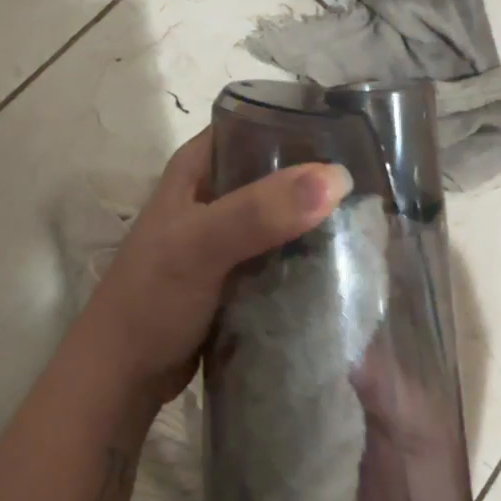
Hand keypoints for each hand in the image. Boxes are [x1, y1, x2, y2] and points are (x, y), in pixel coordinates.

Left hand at [77, 130, 352, 399]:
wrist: (123, 377)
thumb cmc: (151, 299)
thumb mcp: (200, 246)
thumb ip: (259, 212)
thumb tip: (336, 178)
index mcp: (198, 166)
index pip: (257, 122)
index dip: (302, 123)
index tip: (357, 135)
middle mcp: (214, 192)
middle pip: (278, 170)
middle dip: (320, 177)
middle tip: (376, 187)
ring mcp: (228, 235)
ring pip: (284, 213)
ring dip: (318, 219)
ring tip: (372, 223)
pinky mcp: (239, 273)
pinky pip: (283, 253)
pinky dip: (309, 255)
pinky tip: (347, 262)